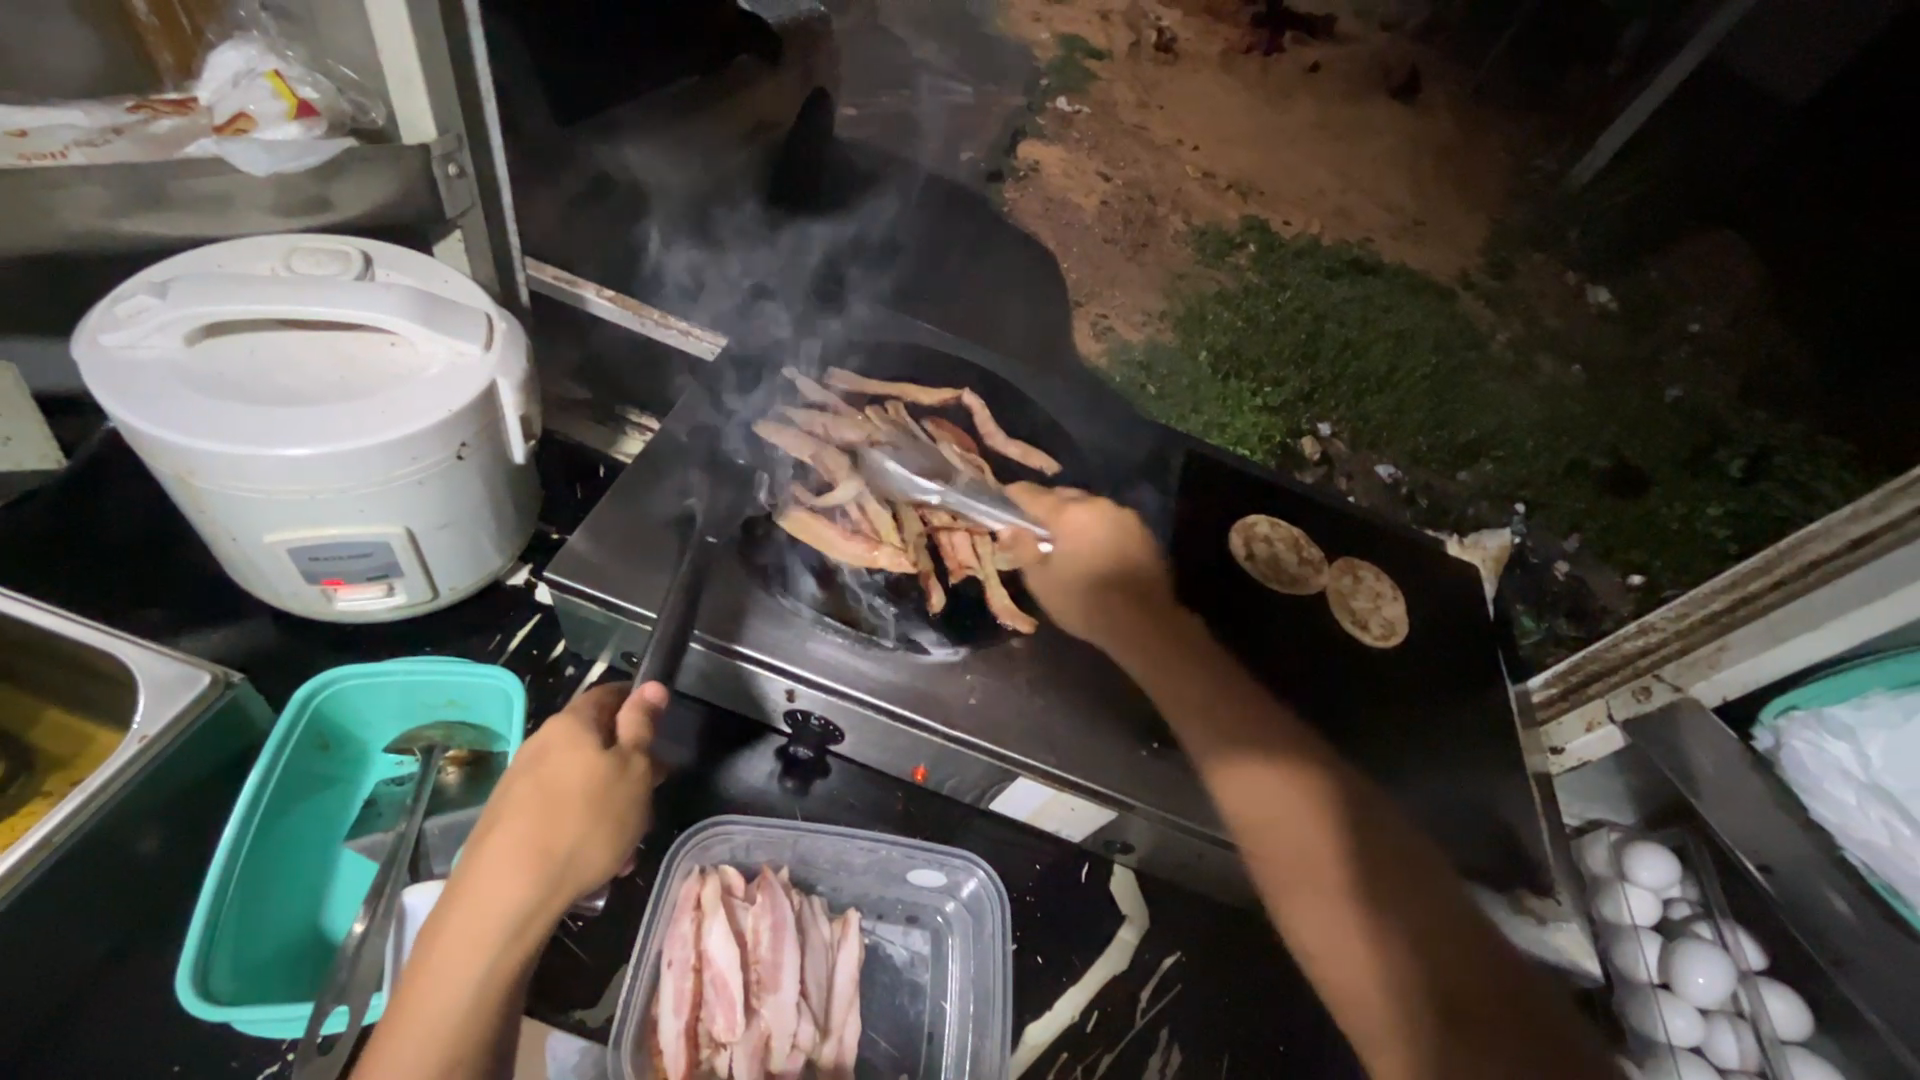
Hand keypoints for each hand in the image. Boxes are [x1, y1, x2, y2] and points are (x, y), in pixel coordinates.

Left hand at [457, 681, 666, 914]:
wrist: (507, 893)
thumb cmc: (586, 821)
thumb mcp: (634, 770)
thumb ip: (642, 727)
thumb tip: (652, 686)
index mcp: (571, 723)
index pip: (608, 694)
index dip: (638, 702)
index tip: (661, 725)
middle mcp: (540, 745)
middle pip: (594, 742)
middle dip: (627, 764)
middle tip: (651, 794)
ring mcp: (519, 783)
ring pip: (580, 782)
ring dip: (608, 802)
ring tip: (628, 841)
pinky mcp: (508, 820)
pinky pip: (559, 811)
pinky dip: (583, 826)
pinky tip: (597, 859)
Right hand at [1004, 483, 1180, 651]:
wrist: (1143, 622)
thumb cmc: (1083, 602)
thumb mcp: (1041, 581)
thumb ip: (1022, 549)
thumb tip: (1008, 529)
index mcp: (1069, 514)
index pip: (1033, 495)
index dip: (1015, 494)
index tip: (1005, 495)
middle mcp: (1098, 505)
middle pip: (1065, 495)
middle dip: (1048, 504)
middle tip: (1036, 522)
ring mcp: (1125, 516)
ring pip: (1091, 507)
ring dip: (1076, 515)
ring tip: (1067, 536)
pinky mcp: (1144, 532)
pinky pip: (1112, 521)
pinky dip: (1098, 528)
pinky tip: (1095, 547)